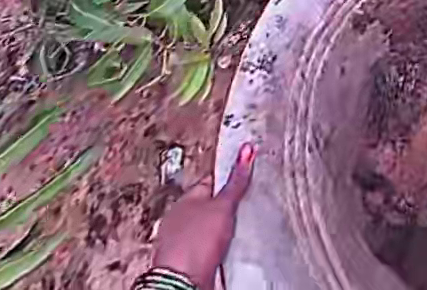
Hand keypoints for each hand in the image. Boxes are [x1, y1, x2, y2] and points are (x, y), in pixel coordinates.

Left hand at [151, 142, 256, 284]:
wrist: (183, 286)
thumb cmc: (196, 243)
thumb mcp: (224, 206)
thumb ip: (236, 180)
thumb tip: (246, 150)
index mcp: (185, 199)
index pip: (212, 180)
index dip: (230, 177)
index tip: (246, 175)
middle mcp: (180, 220)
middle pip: (210, 204)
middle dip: (227, 205)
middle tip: (245, 203)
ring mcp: (182, 242)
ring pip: (209, 227)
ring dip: (222, 228)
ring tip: (239, 227)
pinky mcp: (188, 263)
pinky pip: (208, 247)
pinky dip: (219, 247)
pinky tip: (229, 247)